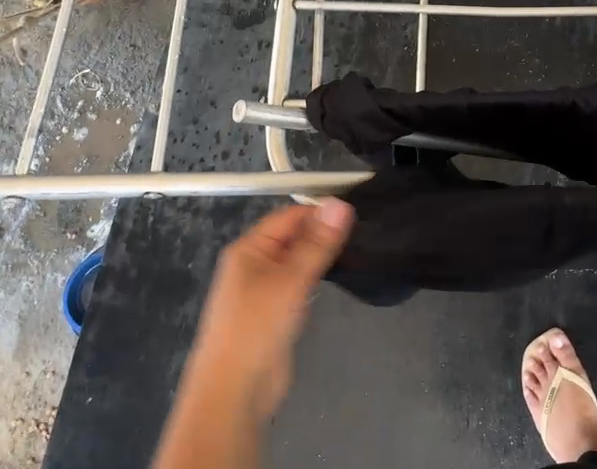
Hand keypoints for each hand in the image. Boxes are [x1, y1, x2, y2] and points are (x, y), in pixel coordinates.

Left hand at [193, 198, 353, 420]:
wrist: (233, 393)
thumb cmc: (256, 328)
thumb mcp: (291, 280)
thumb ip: (318, 243)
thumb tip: (340, 203)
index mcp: (249, 249)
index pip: (289, 216)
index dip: (320, 212)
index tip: (356, 212)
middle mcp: (254, 264)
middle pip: (293, 237)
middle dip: (322, 234)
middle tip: (362, 232)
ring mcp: (263, 290)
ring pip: (297, 261)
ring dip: (320, 257)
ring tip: (355, 251)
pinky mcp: (274, 313)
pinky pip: (298, 285)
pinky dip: (314, 280)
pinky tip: (334, 281)